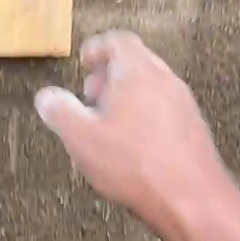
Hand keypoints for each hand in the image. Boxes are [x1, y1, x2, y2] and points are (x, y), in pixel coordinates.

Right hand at [34, 30, 235, 232]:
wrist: (191, 200)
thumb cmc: (131, 162)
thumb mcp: (81, 138)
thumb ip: (60, 111)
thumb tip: (46, 96)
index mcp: (137, 72)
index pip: (118, 41)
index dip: (97, 48)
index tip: (82, 65)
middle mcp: (165, 80)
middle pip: (135, 62)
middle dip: (108, 76)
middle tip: (88, 99)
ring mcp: (183, 104)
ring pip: (149, 87)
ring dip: (125, 98)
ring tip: (104, 127)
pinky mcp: (193, 129)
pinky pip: (162, 109)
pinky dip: (142, 115)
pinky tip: (129, 148)